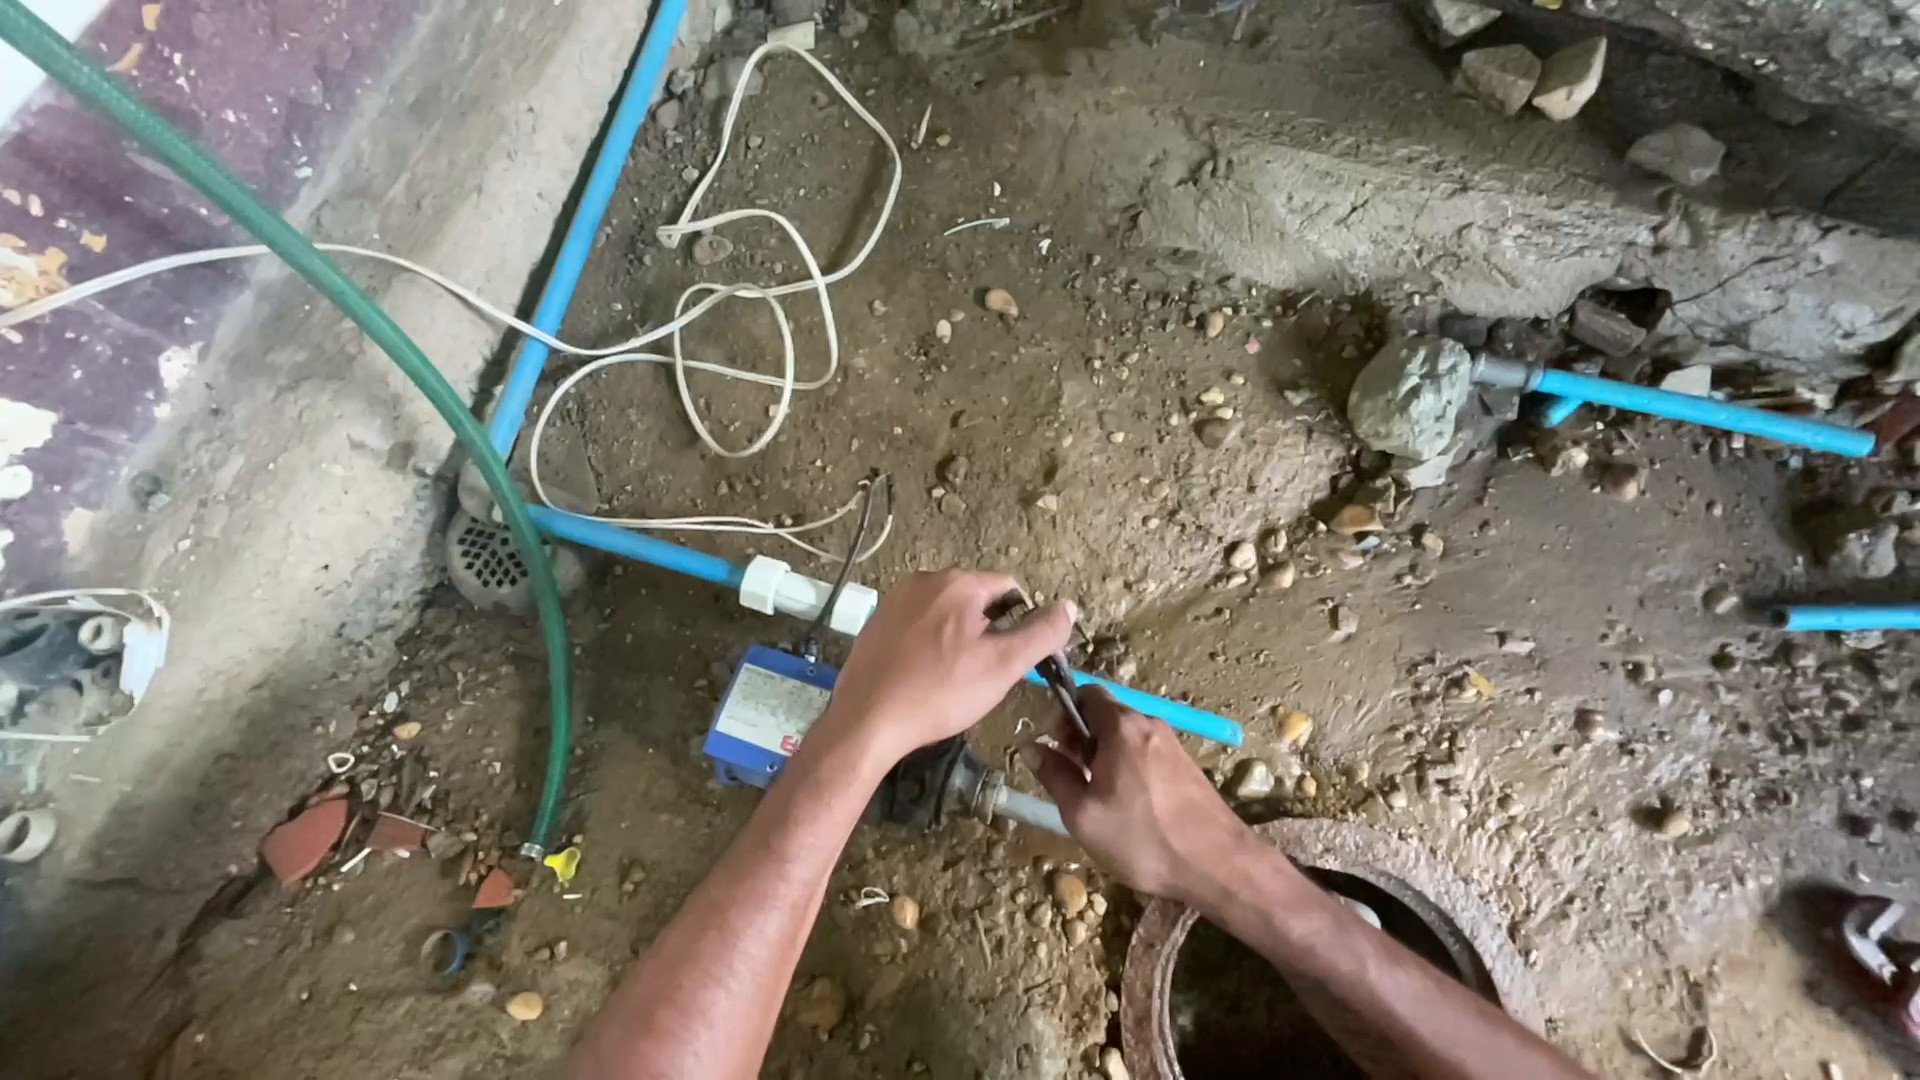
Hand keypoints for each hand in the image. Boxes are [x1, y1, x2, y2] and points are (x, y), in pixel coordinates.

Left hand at [811, 569, 1075, 766]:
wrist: (866, 720)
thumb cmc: (939, 692)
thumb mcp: (1003, 666)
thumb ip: (1041, 634)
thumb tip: (1070, 606)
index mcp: (958, 582)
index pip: (1009, 589)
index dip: (1020, 623)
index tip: (1011, 659)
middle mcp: (924, 579)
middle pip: (976, 598)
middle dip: (987, 630)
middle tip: (981, 674)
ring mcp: (895, 598)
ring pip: (945, 612)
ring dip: (957, 637)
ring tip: (951, 678)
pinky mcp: (876, 621)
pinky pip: (917, 625)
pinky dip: (928, 644)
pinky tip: (923, 676)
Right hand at [1023, 686, 1253, 905]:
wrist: (1218, 865)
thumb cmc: (1142, 839)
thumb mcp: (1082, 814)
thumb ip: (1054, 775)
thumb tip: (1030, 747)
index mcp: (1121, 726)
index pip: (1087, 692)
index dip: (1065, 713)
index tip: (1058, 746)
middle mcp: (1148, 724)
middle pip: (1106, 713)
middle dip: (1082, 736)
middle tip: (1074, 775)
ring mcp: (1171, 743)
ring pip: (1126, 734)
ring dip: (1104, 753)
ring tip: (1099, 795)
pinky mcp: (1185, 764)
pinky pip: (1145, 750)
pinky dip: (1128, 764)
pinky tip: (1128, 803)